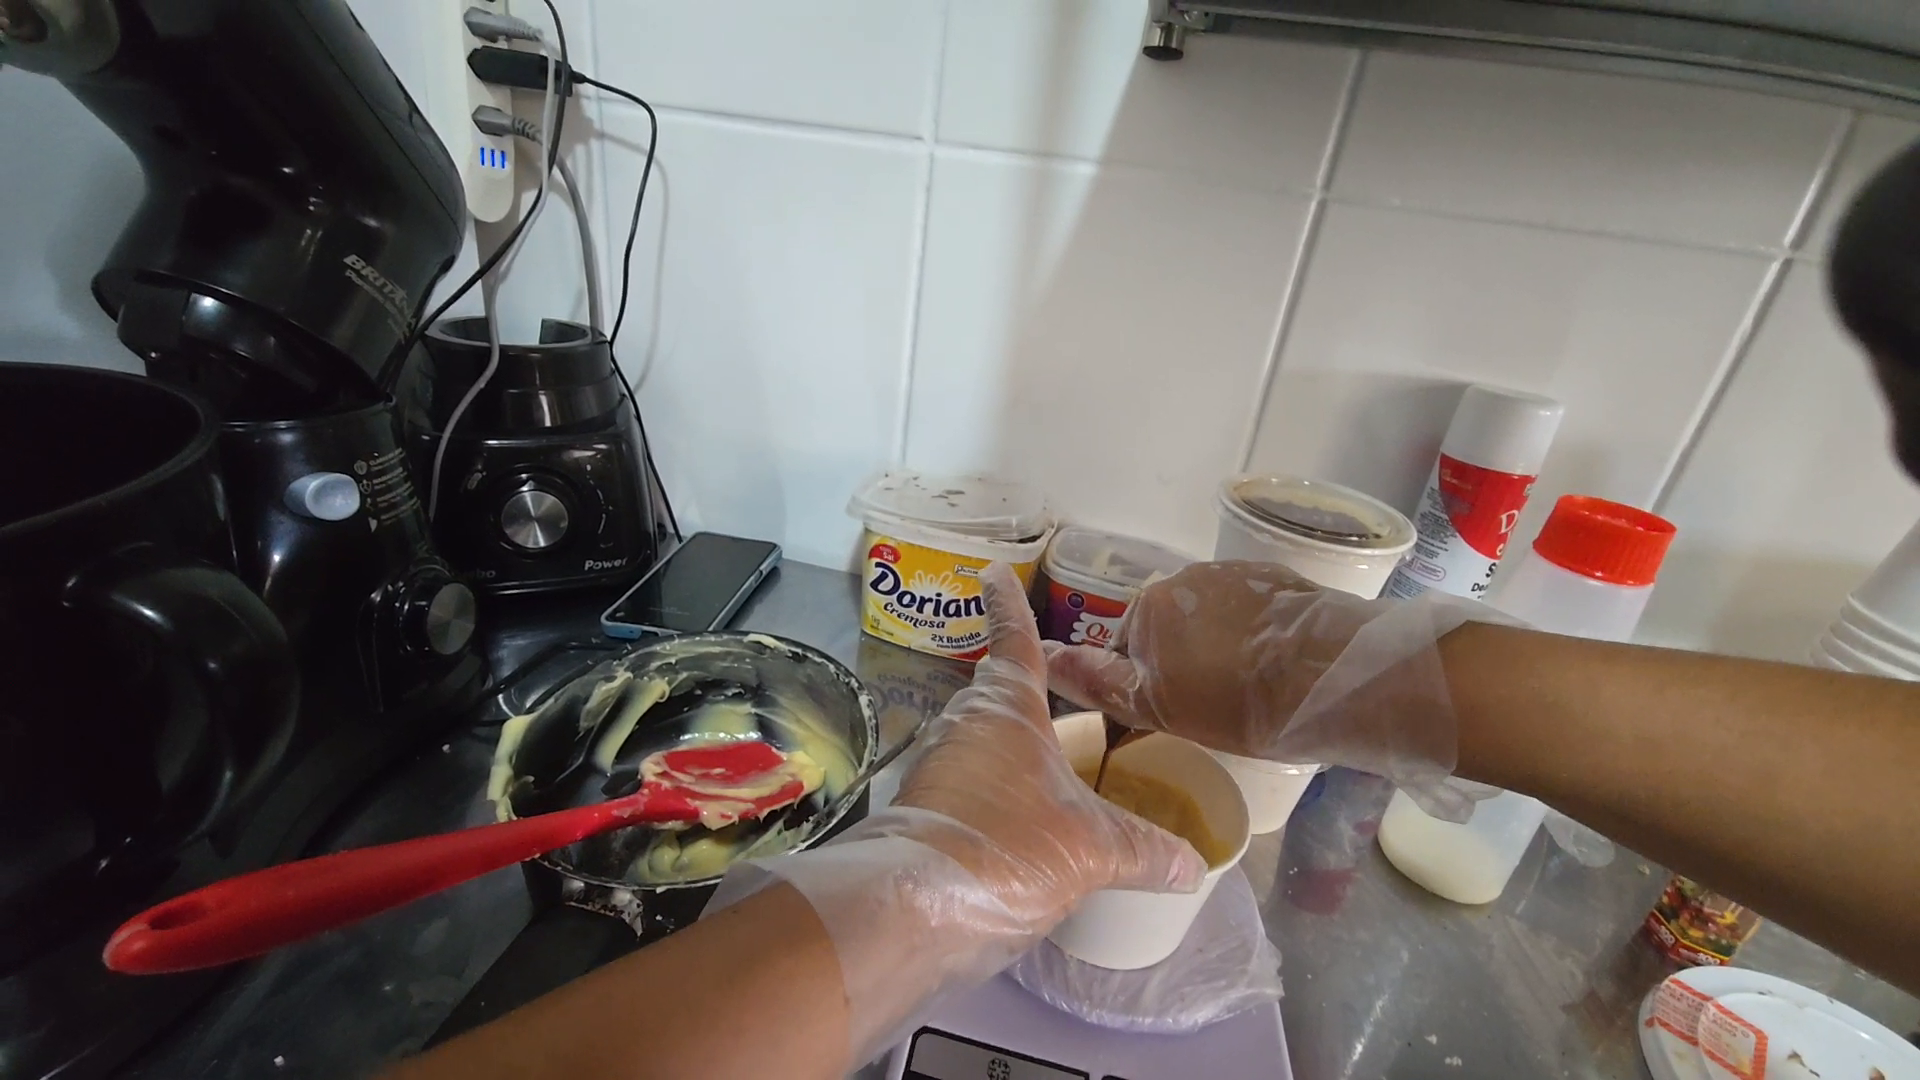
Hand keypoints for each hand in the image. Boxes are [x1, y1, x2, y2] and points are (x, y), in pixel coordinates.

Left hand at [891, 561, 1206, 925]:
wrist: (912, 908)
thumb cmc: (1008, 847)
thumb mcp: (1090, 849)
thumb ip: (1143, 850)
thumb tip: (1194, 864)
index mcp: (1006, 709)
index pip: (1013, 641)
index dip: (1008, 604)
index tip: (992, 569)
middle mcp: (964, 724)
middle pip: (997, 694)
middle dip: (1023, 693)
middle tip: (1057, 702)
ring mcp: (935, 763)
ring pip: (978, 740)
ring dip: (1008, 749)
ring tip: (1048, 776)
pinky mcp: (918, 806)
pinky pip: (963, 782)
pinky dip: (990, 792)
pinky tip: (1014, 827)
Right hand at [1045, 561, 1480, 809]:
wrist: (1338, 676)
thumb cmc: (1242, 704)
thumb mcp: (1161, 707)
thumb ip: (1100, 680)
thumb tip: (1046, 658)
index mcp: (1148, 608)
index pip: (1125, 647)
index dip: (1146, 684)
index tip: (1176, 713)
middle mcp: (1182, 578)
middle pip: (1168, 627)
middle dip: (1182, 658)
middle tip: (1217, 704)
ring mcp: (1233, 572)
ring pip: (1209, 616)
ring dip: (1219, 642)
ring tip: (1254, 684)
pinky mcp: (1278, 578)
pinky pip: (1250, 607)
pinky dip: (1256, 630)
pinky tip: (1280, 662)